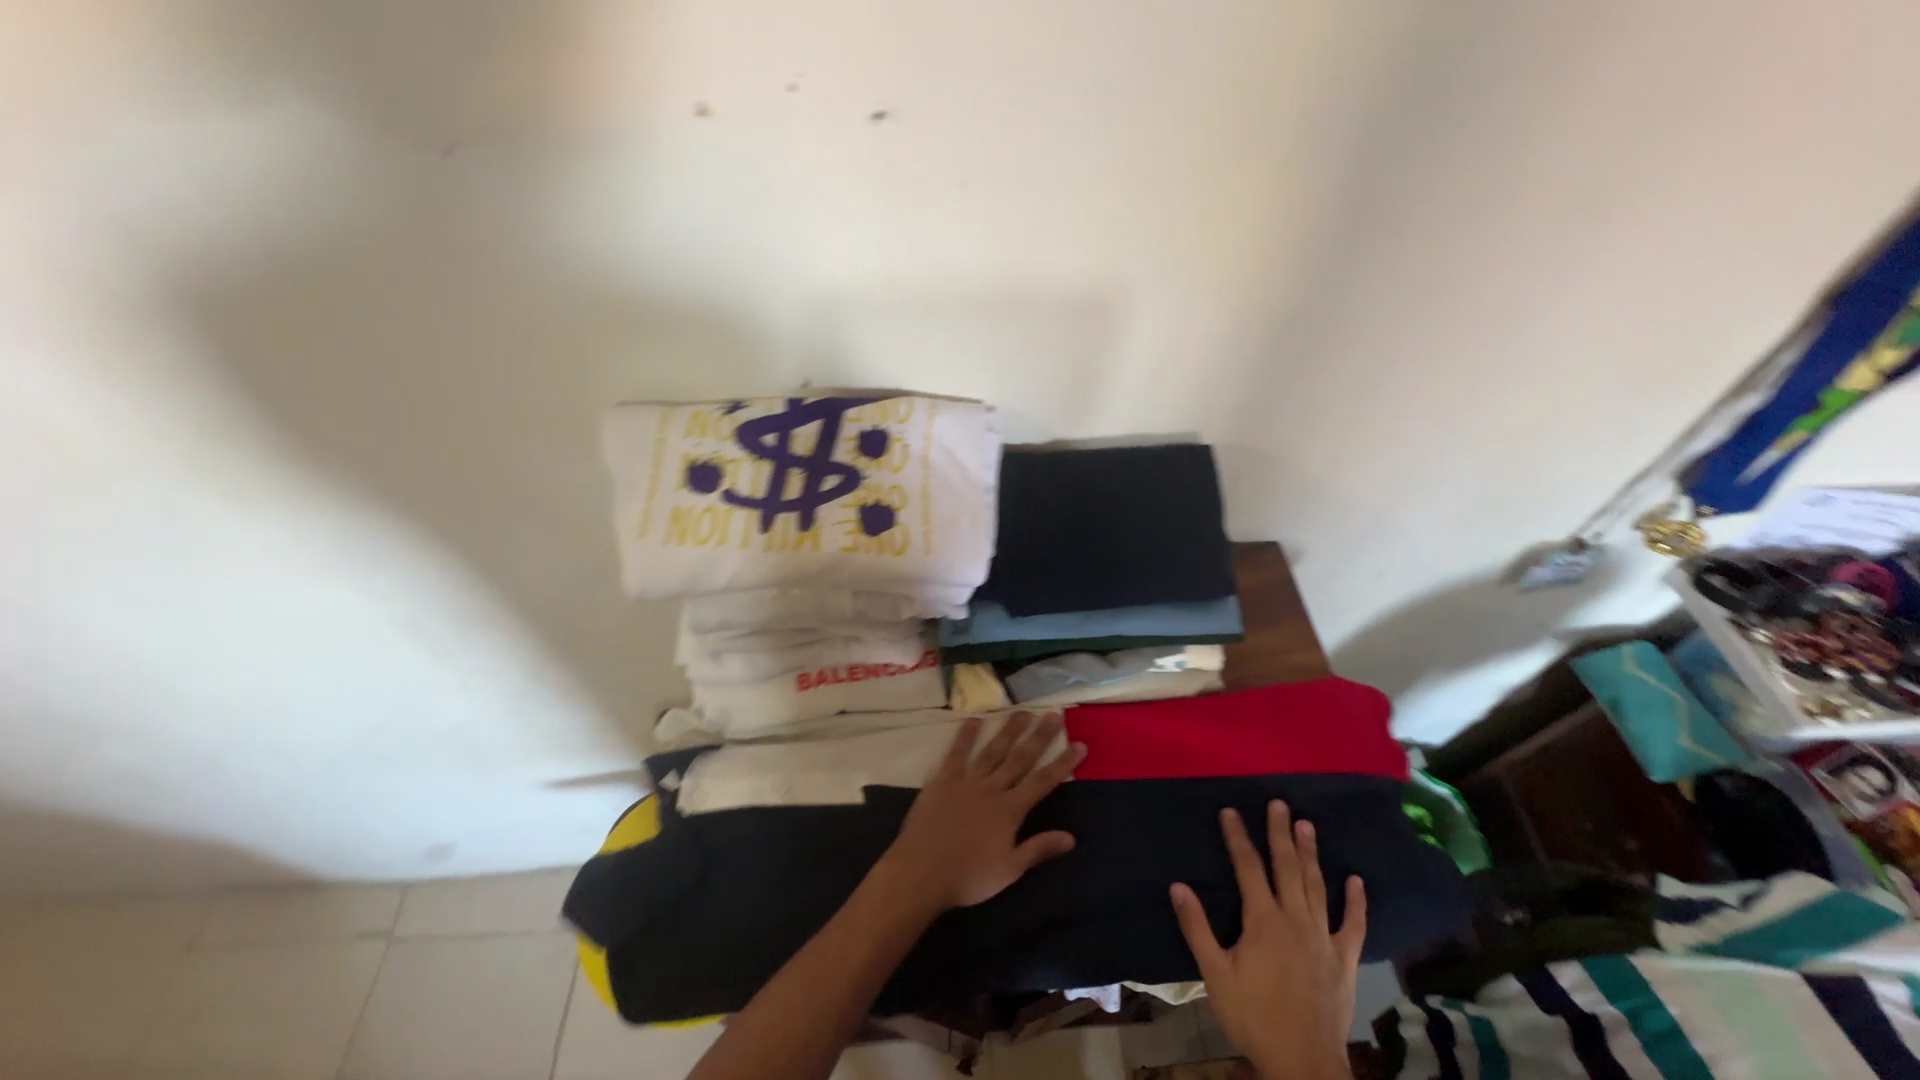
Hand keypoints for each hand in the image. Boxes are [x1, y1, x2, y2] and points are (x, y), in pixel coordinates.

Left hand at [876, 711, 1085, 911]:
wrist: (921, 872)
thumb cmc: (968, 877)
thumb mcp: (1010, 869)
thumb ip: (1039, 849)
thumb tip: (1072, 837)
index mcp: (1010, 810)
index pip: (1043, 781)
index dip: (1063, 763)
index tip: (1080, 745)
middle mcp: (991, 789)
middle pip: (1020, 758)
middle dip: (1040, 736)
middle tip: (1054, 714)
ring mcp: (965, 782)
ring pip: (992, 750)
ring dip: (1009, 730)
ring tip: (1023, 712)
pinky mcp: (941, 782)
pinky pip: (956, 754)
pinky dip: (965, 737)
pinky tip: (973, 721)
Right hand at [1171, 801, 1366, 1079]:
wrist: (1303, 1059)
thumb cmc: (1252, 1015)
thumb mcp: (1215, 974)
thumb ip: (1198, 928)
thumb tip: (1179, 886)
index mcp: (1262, 920)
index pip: (1248, 868)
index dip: (1238, 838)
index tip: (1231, 811)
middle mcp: (1295, 919)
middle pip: (1287, 867)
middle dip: (1280, 833)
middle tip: (1279, 803)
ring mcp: (1323, 937)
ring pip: (1317, 885)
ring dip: (1311, 854)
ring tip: (1307, 825)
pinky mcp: (1345, 958)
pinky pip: (1353, 924)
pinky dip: (1356, 901)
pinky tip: (1356, 881)